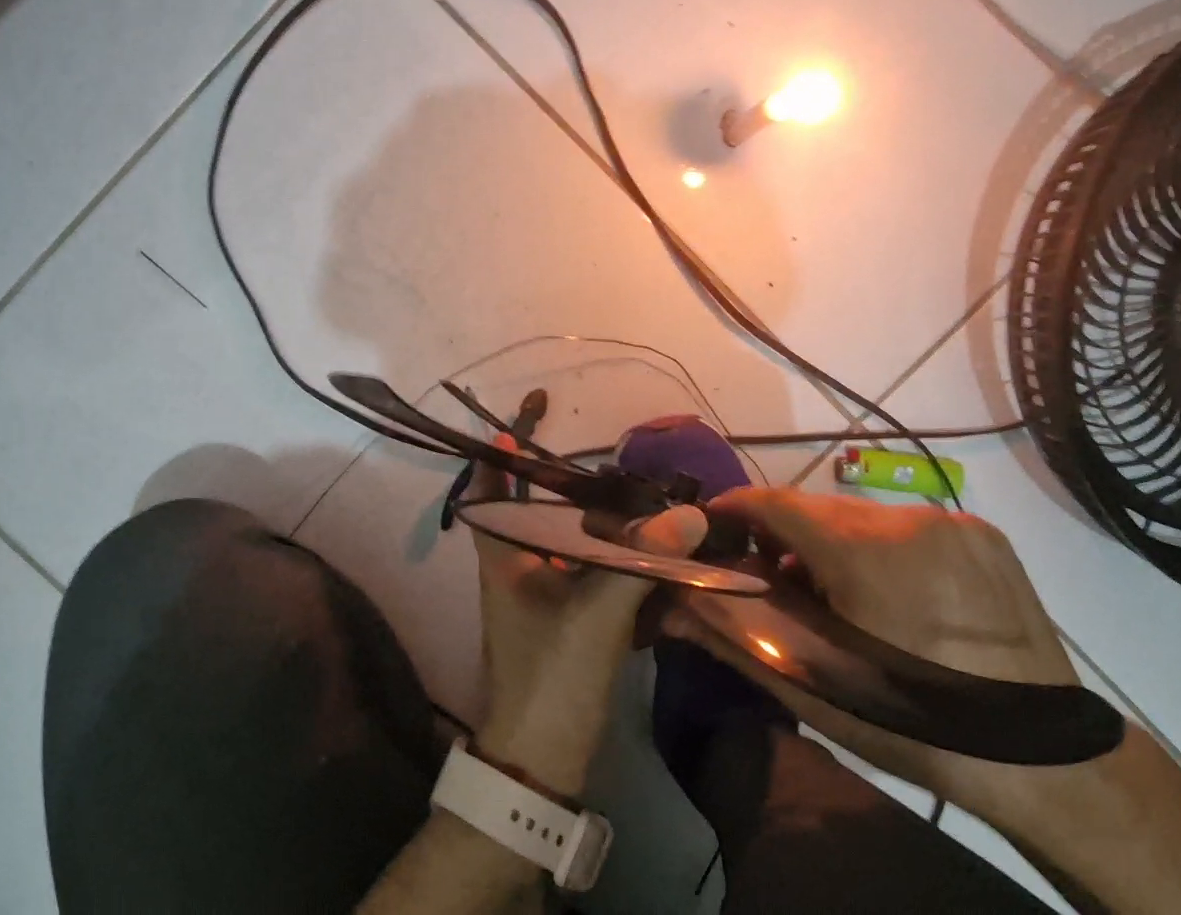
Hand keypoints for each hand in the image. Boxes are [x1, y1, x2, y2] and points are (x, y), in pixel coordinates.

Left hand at [471, 435, 706, 797]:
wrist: (541, 760)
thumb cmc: (551, 676)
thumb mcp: (595, 615)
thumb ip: (640, 561)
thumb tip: (690, 513)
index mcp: (503, 559)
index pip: (489, 493)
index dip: (499, 457)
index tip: (522, 421)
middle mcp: (518, 571)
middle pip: (539, 514)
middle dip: (572, 490)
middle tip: (614, 465)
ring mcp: (544, 600)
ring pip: (571, 548)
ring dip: (602, 528)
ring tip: (643, 502)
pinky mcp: (570, 625)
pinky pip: (593, 580)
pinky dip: (618, 566)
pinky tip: (654, 557)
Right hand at [672, 487, 1079, 818]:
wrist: (1044, 759)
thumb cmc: (912, 725)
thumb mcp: (813, 684)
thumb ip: (732, 634)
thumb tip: (666, 604)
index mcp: (863, 550)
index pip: (773, 502)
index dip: (732, 513)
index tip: (708, 535)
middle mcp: (908, 519)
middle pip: (817, 510)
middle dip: (781, 538)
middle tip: (767, 585)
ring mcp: (955, 523)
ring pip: (862, 519)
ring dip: (830, 545)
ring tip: (829, 599)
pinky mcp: (986, 538)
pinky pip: (907, 528)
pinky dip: (877, 549)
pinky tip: (884, 597)